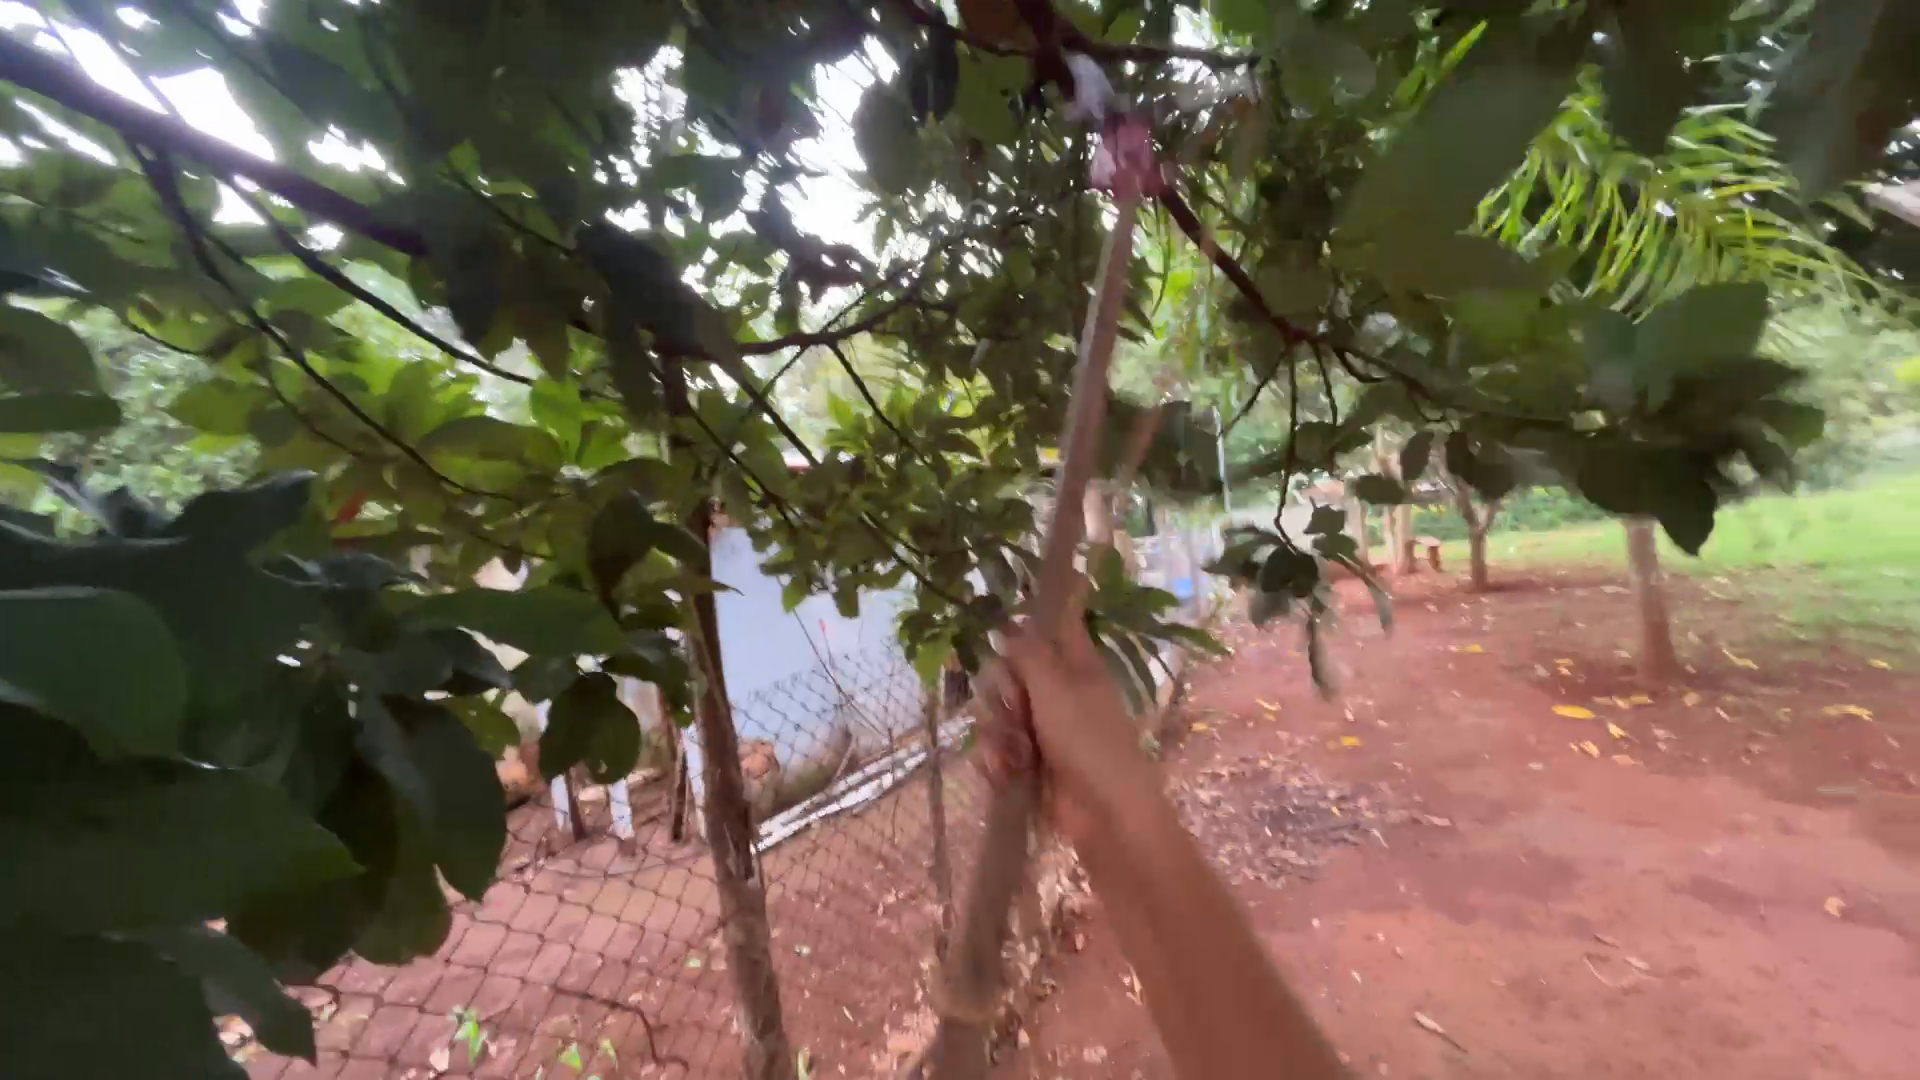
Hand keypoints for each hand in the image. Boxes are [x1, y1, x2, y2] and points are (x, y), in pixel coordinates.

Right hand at [975, 623, 1158, 845]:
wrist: (1104, 812)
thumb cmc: (1087, 738)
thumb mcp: (1056, 686)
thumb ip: (1028, 653)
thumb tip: (1009, 627)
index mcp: (1075, 666)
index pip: (1053, 628)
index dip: (1028, 625)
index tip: (1001, 628)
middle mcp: (1057, 693)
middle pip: (1010, 672)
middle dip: (1002, 691)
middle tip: (1015, 706)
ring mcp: (1042, 730)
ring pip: (998, 712)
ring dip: (999, 732)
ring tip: (1015, 752)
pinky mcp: (1028, 763)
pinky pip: (996, 748)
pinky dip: (997, 760)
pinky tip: (1005, 771)